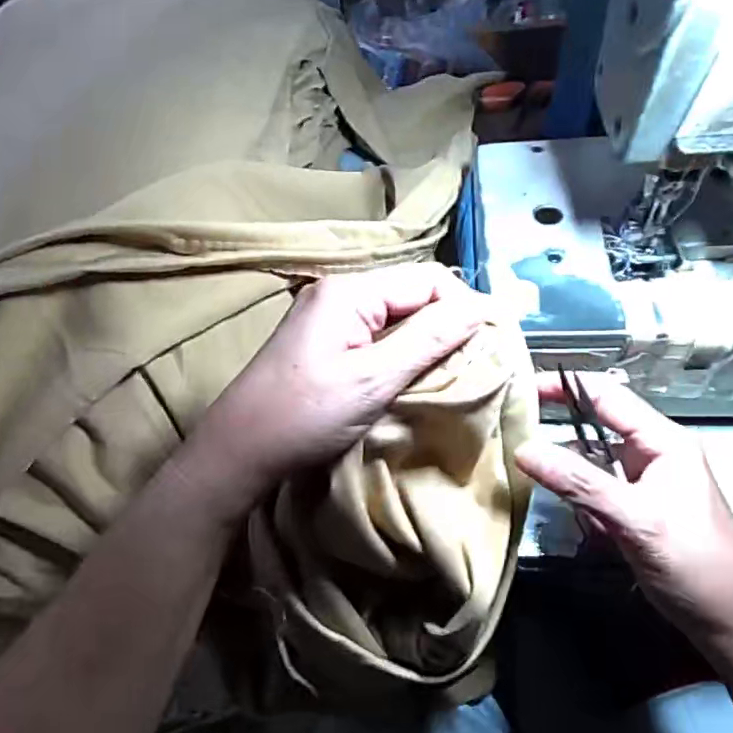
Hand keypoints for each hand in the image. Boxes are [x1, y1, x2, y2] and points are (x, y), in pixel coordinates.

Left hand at [187, 262, 488, 501]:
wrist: (238, 452)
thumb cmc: (304, 416)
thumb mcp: (373, 379)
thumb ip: (429, 340)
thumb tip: (482, 310)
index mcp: (350, 291)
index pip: (428, 280)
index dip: (464, 307)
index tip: (493, 345)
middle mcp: (340, 293)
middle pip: (413, 294)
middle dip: (448, 324)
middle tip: (477, 362)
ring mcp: (331, 317)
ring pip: (399, 316)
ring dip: (428, 340)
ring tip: (454, 372)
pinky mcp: (328, 341)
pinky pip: (380, 335)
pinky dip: (405, 352)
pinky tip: (418, 376)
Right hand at [513, 373, 732, 645]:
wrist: (732, 622)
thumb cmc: (696, 564)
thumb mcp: (635, 519)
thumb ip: (580, 483)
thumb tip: (525, 450)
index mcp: (664, 442)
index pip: (607, 395)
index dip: (565, 385)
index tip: (523, 388)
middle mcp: (654, 454)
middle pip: (596, 429)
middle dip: (562, 438)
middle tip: (519, 439)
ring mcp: (646, 484)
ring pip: (593, 466)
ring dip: (575, 484)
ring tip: (568, 505)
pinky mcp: (638, 511)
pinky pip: (599, 495)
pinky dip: (587, 509)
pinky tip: (595, 534)